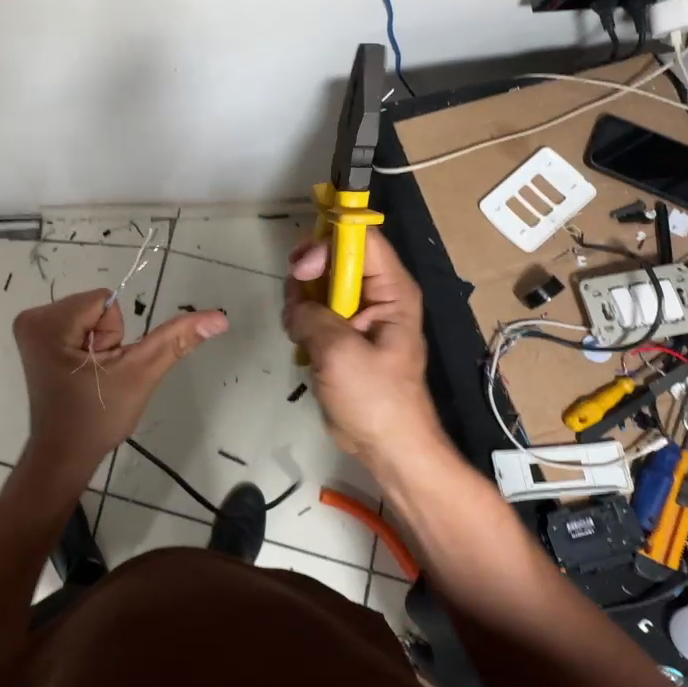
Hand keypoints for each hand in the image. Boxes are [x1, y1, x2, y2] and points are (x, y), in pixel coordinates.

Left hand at [13, 289, 227, 475]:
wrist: (65, 455)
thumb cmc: (96, 419)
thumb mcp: (140, 374)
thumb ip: (176, 340)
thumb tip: (218, 317)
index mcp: (47, 322)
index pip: (105, 303)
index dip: (114, 336)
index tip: (101, 366)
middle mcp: (32, 318)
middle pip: (96, 307)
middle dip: (106, 340)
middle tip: (95, 376)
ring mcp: (30, 329)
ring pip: (89, 317)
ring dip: (98, 346)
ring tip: (87, 378)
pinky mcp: (35, 340)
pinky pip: (77, 326)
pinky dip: (85, 348)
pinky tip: (78, 376)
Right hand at [281, 231, 447, 467]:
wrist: (388, 447)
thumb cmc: (375, 399)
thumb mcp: (339, 352)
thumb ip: (311, 315)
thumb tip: (296, 306)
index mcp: (392, 291)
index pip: (362, 239)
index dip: (329, 242)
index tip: (303, 268)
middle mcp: (378, 295)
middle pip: (337, 256)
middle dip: (309, 270)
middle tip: (295, 296)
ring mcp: (359, 315)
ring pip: (321, 282)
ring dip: (301, 296)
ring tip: (297, 325)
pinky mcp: (343, 335)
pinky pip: (316, 308)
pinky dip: (300, 316)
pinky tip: (298, 336)